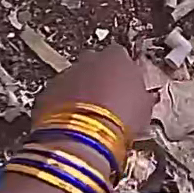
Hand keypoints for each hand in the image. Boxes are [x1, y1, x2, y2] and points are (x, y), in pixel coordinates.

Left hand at [32, 47, 152, 140]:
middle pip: (95, 64)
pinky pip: (58, 95)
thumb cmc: (120, 120)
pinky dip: (63, 106)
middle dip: (99, 78)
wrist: (85, 137)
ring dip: (80, 93)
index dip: (123, 72)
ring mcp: (65, 75)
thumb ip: (143, 96)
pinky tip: (74, 123)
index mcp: (117, 57)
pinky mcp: (47, 92)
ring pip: (74, 79)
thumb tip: (145, 98)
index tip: (125, 86)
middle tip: (107, 101)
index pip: (121, 55)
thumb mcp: (145, 109)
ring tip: (91, 117)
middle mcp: (89, 60)